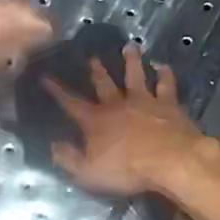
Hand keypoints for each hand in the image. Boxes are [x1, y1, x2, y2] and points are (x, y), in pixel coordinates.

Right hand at [43, 46, 210, 196]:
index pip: (70, 102)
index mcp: (95, 121)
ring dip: (132, 61)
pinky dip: (165, 74)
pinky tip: (163, 65)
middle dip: (97, 71)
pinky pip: (167, 85)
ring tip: (130, 47)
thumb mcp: (88, 172)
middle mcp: (117, 105)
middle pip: (104, 84)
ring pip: (136, 76)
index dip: (57, 90)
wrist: (173, 161)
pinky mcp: (169, 105)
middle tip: (92, 57)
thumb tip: (53, 145)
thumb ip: (68, 158)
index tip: (46, 77)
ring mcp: (145, 102)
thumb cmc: (128, 169)